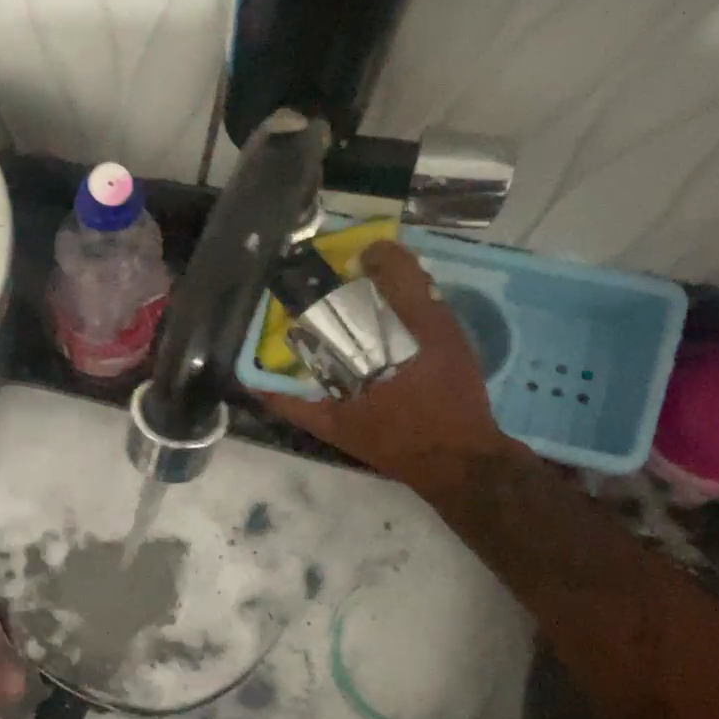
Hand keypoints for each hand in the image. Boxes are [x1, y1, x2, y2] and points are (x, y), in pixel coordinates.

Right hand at [260, 241, 524, 492]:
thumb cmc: (398, 441)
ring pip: (425, 291)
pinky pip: (434, 312)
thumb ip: (295, 407)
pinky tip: (387, 329)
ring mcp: (451, 334)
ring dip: (396, 287)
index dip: (376, 256)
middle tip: (351, 278)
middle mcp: (432, 324)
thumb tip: (257, 391)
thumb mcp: (338, 427)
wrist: (461, 462)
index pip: (396, 272)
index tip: (351, 259)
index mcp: (402, 335)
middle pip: (412, 274)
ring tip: (366, 299)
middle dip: (382, 268)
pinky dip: (410, 309)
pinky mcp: (461, 346)